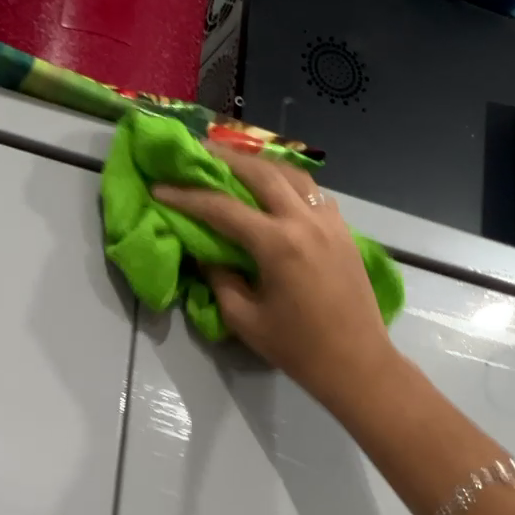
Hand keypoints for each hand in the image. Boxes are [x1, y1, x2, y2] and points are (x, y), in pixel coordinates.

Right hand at [154, 144, 400, 407]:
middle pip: (261, 173)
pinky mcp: (342, 230)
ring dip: (260, 164)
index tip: (159, 188)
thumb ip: (220, 278)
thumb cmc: (295, 347)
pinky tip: (274, 191)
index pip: (221, 208)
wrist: (355, 361)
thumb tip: (205, 253)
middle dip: (225, 159)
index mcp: (277, 244)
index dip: (186, 197)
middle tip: (197, 153)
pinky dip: (288, 183)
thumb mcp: (243, 318)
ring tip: (235, 161)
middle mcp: (305, 221)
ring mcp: (329, 221)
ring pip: (292, 175)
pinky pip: (312, 193)